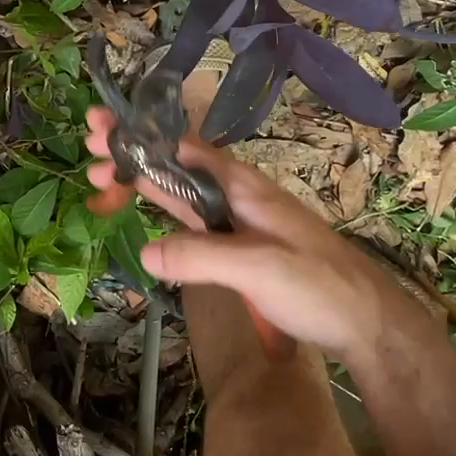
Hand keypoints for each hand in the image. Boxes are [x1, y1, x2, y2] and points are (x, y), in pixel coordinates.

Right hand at [83, 108, 424, 364]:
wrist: (368, 323)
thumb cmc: (317, 283)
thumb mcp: (257, 267)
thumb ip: (199, 256)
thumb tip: (145, 252)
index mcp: (238, 184)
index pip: (178, 146)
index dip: (136, 137)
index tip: (99, 132)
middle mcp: (231, 193)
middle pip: (170, 164)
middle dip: (128, 155)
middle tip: (87, 153)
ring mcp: (232, 219)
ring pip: (174, 190)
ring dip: (137, 182)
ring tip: (97, 181)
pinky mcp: (234, 245)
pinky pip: (185, 218)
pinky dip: (156, 210)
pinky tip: (137, 211)